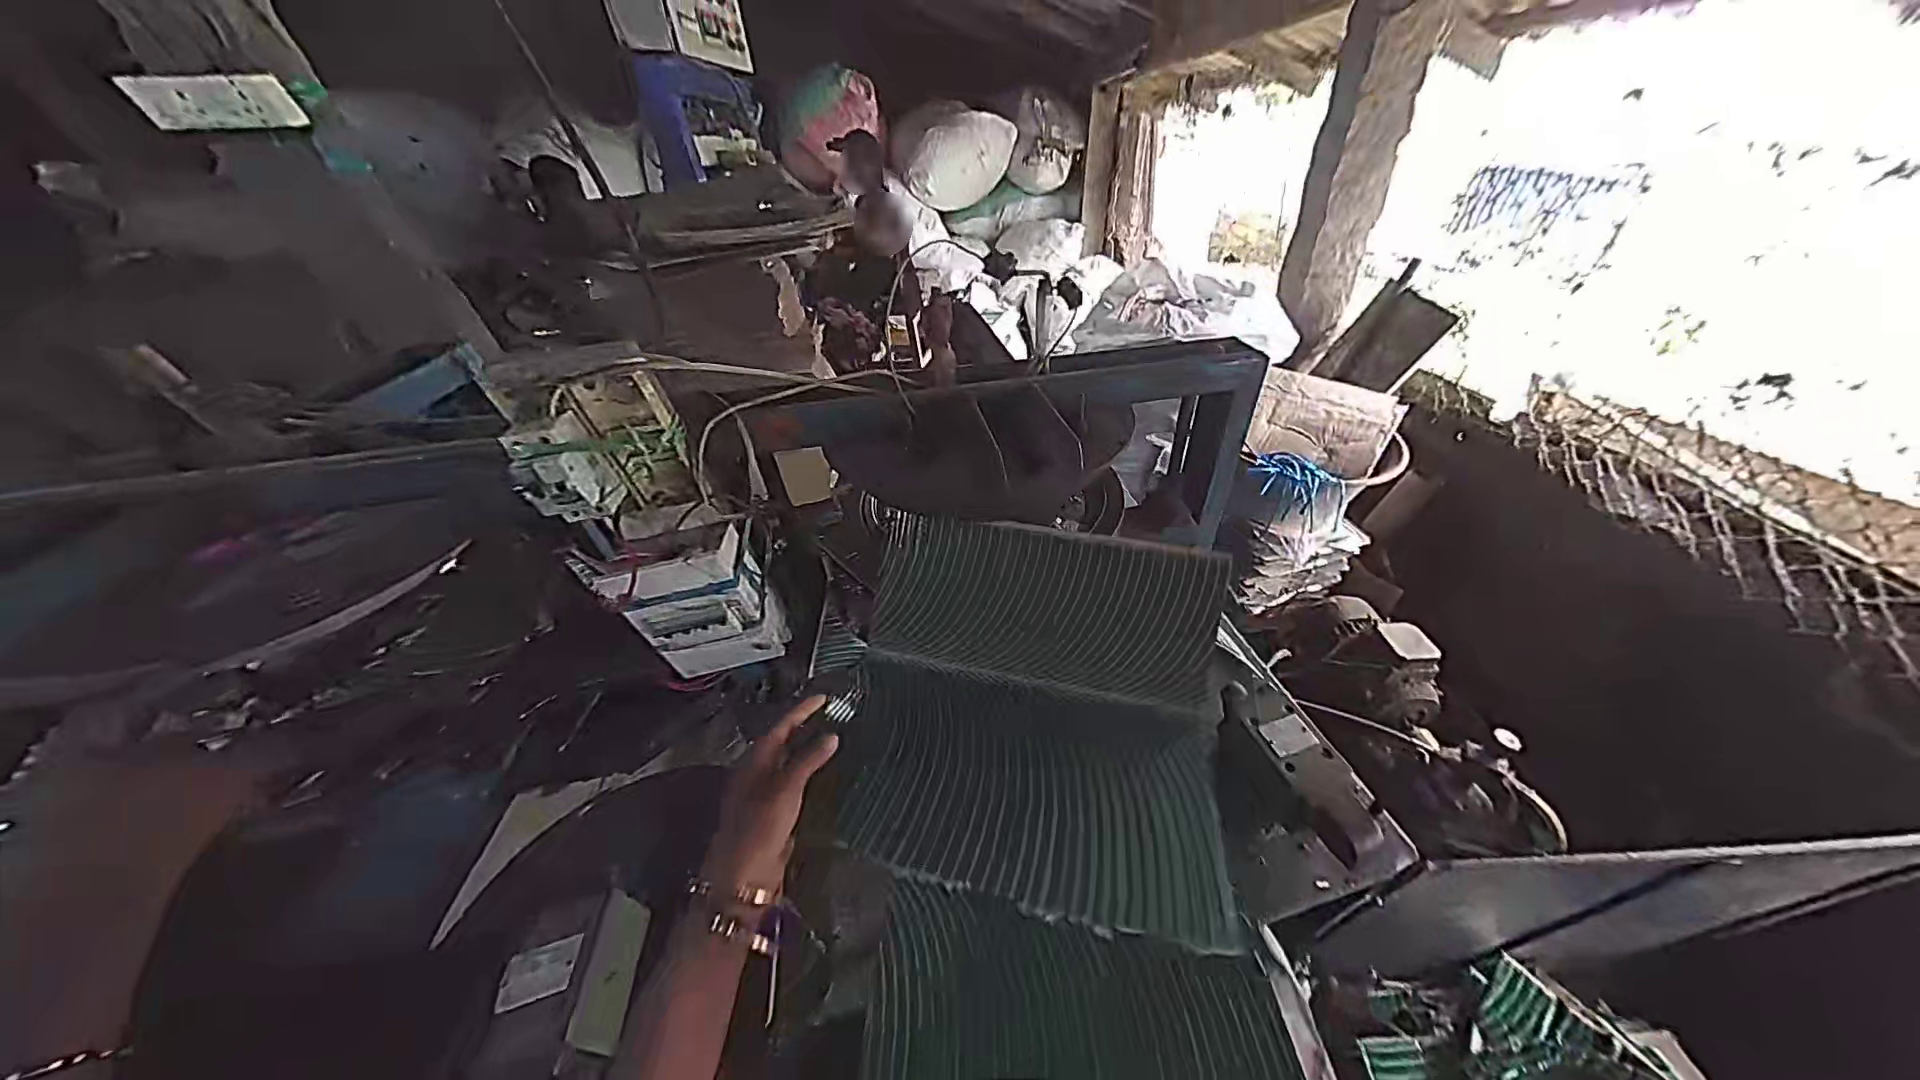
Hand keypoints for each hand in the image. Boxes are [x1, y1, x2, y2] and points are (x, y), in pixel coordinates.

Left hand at [700, 695, 838, 900]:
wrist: (741, 878)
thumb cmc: (758, 828)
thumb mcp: (785, 789)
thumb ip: (808, 760)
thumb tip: (831, 735)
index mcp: (754, 761)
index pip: (781, 726)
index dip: (802, 710)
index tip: (824, 697)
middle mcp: (757, 773)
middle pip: (783, 741)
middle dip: (805, 726)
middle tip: (831, 713)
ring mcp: (764, 794)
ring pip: (789, 762)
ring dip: (808, 748)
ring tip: (832, 736)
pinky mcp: (774, 813)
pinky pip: (795, 783)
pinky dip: (810, 772)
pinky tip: (825, 774)